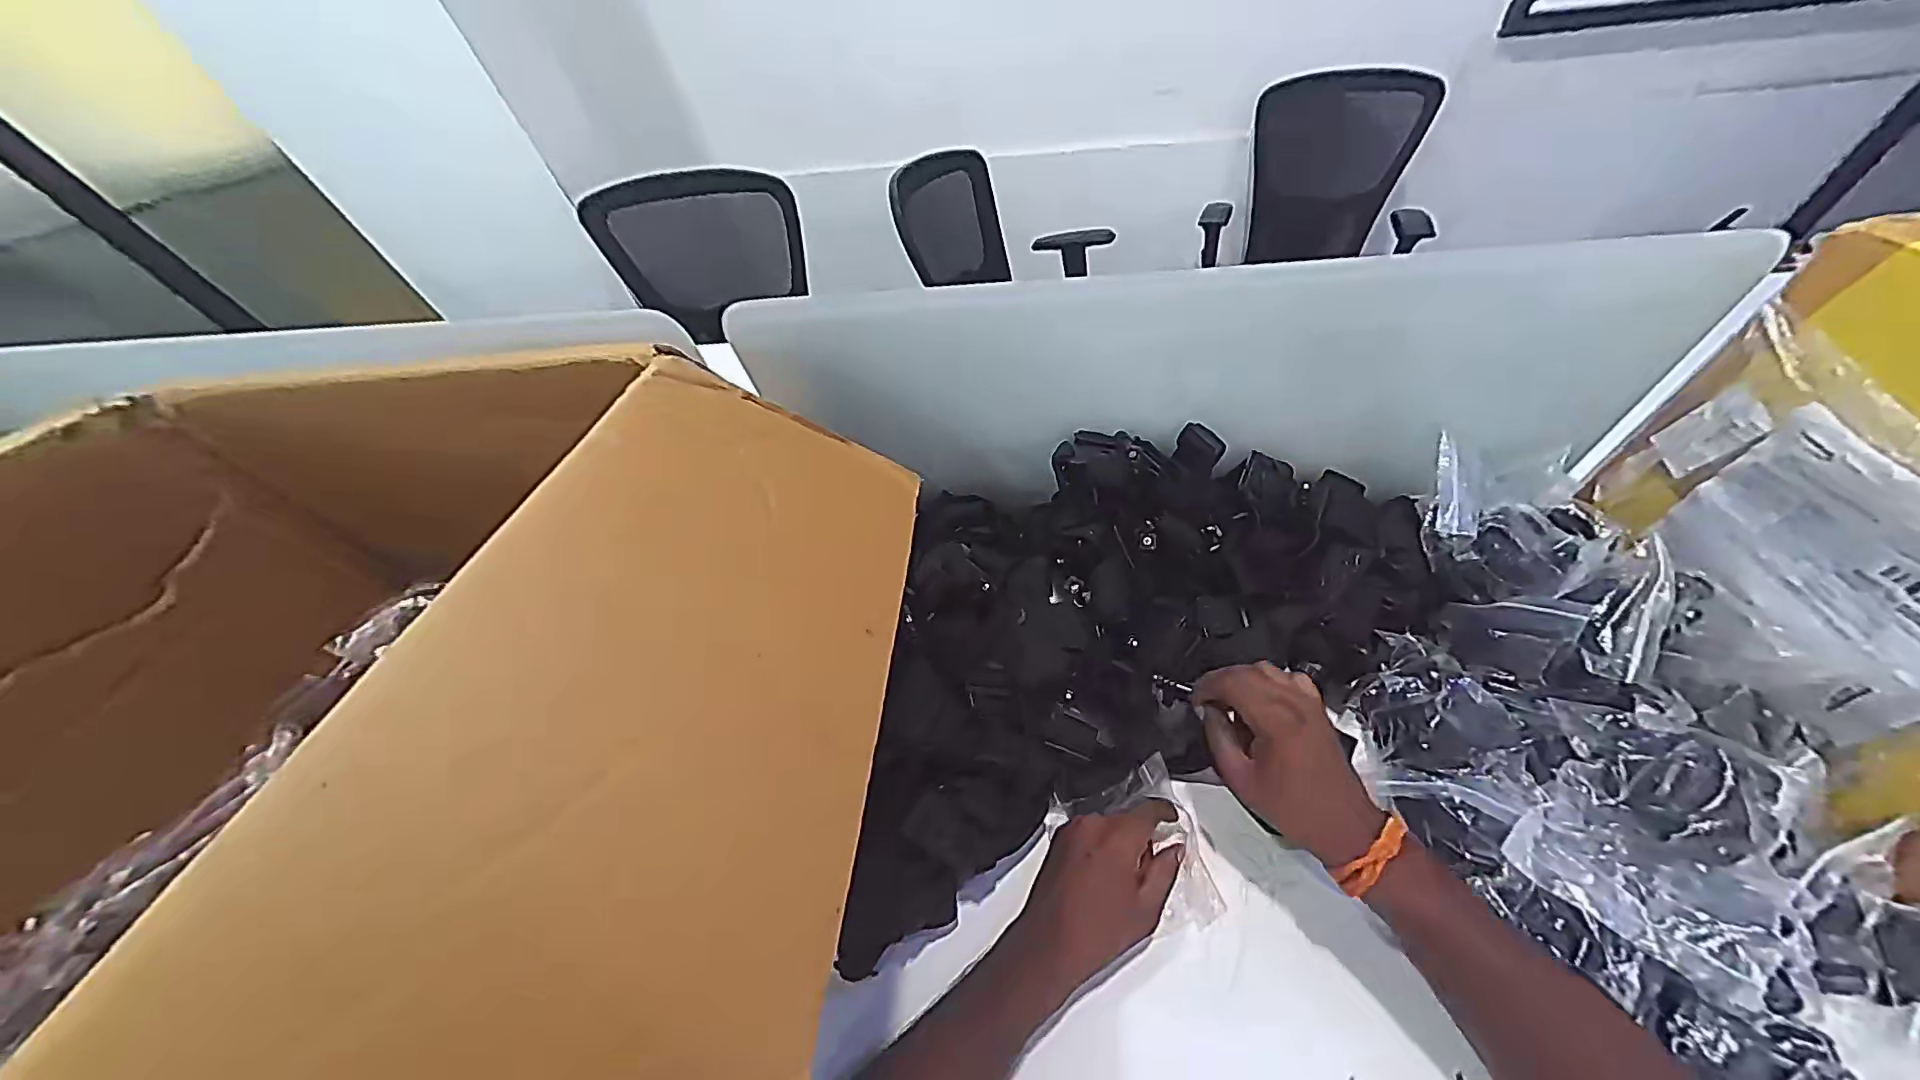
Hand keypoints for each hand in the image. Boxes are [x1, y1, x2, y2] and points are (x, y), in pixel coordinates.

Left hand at [1001, 801, 1182, 993]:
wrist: (1050, 943)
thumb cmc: (1094, 932)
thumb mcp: (1146, 907)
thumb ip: (1165, 870)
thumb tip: (1173, 850)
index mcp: (1117, 836)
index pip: (1149, 810)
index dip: (1165, 813)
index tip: (1172, 819)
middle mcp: (1092, 825)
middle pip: (1127, 819)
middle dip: (1141, 838)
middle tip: (1148, 868)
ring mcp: (1071, 830)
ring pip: (1107, 826)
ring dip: (1118, 842)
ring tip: (1120, 881)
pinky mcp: (1058, 840)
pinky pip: (1088, 833)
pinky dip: (1099, 846)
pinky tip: (1101, 878)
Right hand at [1196, 661, 1386, 867]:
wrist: (1341, 823)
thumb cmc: (1297, 808)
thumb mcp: (1240, 779)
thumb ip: (1218, 738)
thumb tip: (1208, 714)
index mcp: (1276, 719)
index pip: (1231, 681)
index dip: (1206, 687)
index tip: (1196, 701)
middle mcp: (1295, 704)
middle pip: (1246, 671)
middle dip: (1219, 682)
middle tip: (1207, 703)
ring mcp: (1309, 703)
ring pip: (1266, 670)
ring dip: (1242, 681)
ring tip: (1230, 705)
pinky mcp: (1317, 709)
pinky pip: (1287, 679)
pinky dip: (1267, 683)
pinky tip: (1259, 704)